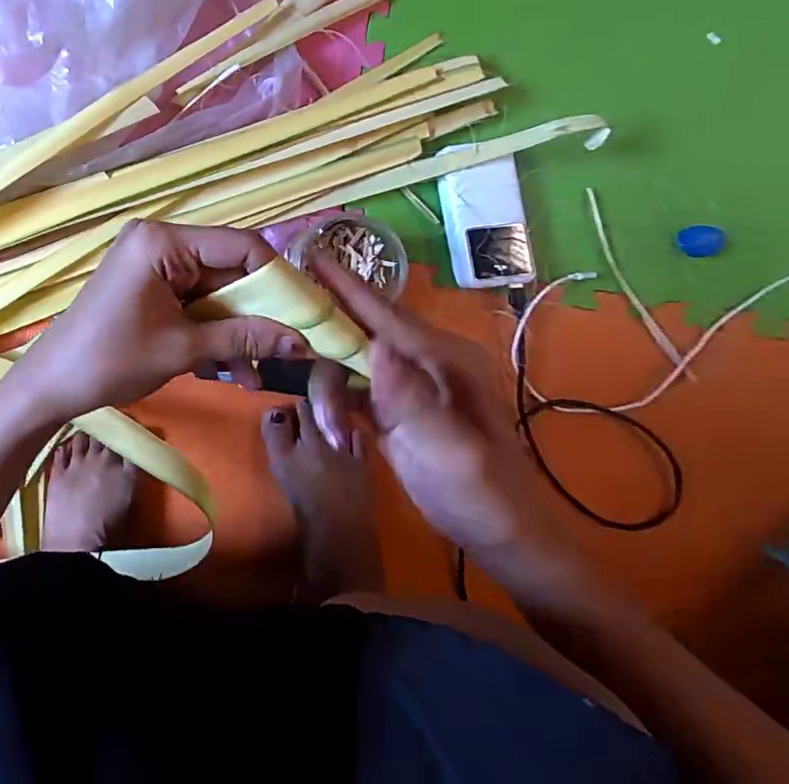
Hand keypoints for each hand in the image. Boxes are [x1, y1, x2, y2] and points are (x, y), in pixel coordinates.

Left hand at [5, 221, 311, 421]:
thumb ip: (244, 338)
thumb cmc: (111, 360)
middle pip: (228, 269)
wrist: (51, 384)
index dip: (277, 279)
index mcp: (162, 241)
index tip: (304, 314)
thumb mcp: (183, 349)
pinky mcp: (148, 285)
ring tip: (253, 375)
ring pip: (214, 291)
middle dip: (256, 313)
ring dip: (235, 330)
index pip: (240, 246)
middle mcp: (158, 240)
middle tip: (285, 350)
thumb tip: (303, 341)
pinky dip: (211, 331)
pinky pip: (193, 302)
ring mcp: (152, 262)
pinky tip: (228, 369)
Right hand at [311, 256, 594, 606]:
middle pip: (359, 333)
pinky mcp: (392, 407)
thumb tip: (376, 347)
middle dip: (324, 347)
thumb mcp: (450, 449)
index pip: (385, 313)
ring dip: (330, 393)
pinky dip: (336, 406)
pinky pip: (351, 389)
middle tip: (288, 347)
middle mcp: (422, 361)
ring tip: (335, 431)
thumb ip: (411, 398)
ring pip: (348, 364)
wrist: (501, 536)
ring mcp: (406, 385)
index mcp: (443, 358)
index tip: (310, 254)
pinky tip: (337, 432)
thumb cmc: (481, 492)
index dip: (345, 285)